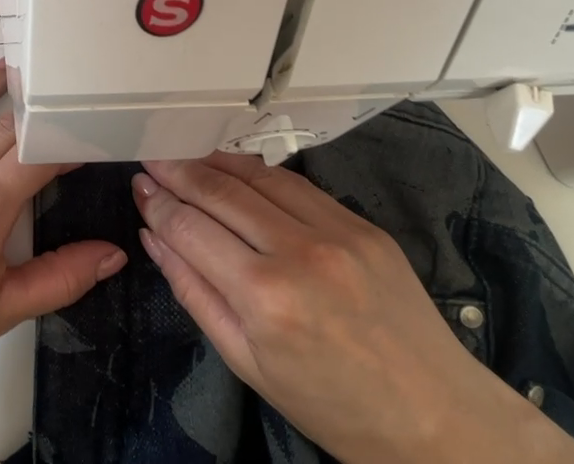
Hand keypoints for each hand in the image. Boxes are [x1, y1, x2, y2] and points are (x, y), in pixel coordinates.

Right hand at [134, 153, 573, 463]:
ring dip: (214, 162)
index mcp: (263, 295)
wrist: (434, 416)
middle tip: (152, 162)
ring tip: (185, 158)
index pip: (190, 226)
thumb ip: (192, 290)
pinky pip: (296, 183)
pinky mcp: (362, 223)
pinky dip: (257, 171)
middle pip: (219, 191)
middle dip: (178, 172)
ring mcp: (336, 231)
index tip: (138, 186)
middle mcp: (298, 251)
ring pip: (256, 175)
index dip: (158, 202)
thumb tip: (153, 235)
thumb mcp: (244, 361)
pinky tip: (235, 169)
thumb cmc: (329, 404)